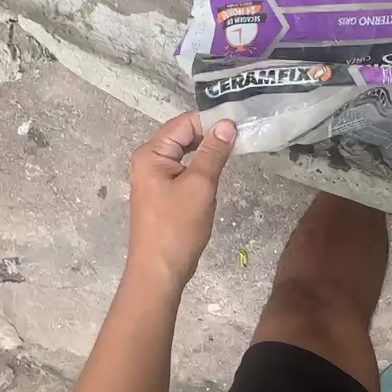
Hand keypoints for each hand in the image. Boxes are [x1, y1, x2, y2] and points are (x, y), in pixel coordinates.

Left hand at [127, 112, 237, 288]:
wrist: (160, 270)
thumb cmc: (177, 227)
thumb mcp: (200, 185)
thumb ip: (213, 152)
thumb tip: (227, 125)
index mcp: (151, 154)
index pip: (184, 124)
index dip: (212, 121)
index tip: (240, 122)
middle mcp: (148, 161)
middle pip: (183, 136)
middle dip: (211, 134)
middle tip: (242, 134)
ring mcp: (154, 178)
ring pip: (185, 154)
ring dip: (208, 151)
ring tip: (236, 148)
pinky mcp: (163, 194)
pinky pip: (184, 170)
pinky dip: (201, 167)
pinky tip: (218, 169)